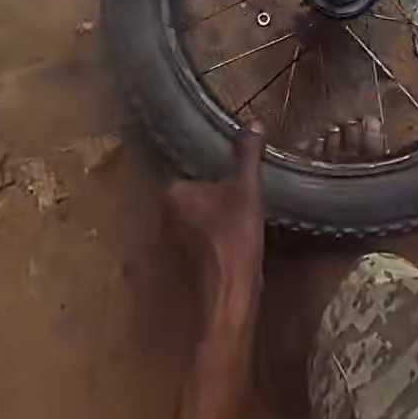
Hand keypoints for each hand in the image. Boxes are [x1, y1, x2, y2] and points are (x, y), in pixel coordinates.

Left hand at [166, 123, 266, 310]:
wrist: (230, 296)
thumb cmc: (234, 238)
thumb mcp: (246, 190)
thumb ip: (247, 155)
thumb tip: (253, 122)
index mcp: (173, 191)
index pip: (185, 163)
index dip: (203, 158)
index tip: (218, 153)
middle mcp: (164, 212)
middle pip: (188, 187)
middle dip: (206, 181)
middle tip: (229, 174)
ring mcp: (172, 237)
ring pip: (192, 210)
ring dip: (208, 205)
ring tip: (230, 197)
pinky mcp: (184, 256)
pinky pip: (197, 228)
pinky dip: (209, 225)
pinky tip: (228, 225)